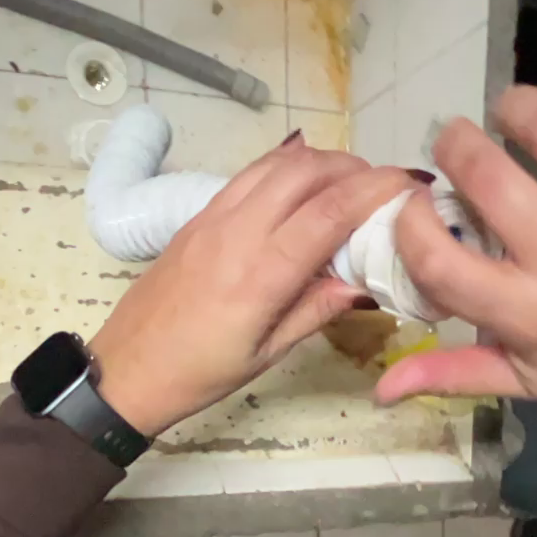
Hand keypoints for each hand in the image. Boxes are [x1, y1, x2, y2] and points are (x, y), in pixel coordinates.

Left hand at [90, 138, 423, 436]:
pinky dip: (284, 167)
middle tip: (382, 186)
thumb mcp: (265, 354)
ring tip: (348, 180)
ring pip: (273, 165)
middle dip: (352, 167)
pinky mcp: (196, 216)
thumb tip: (362, 282)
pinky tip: (301, 181)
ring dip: (319, 162)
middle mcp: (235, 233)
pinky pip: (248, 175)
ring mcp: (211, 218)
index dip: (374, 190)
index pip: (327, 213)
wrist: (126, 368)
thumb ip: (314, 311)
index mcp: (258, 276)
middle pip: (304, 172)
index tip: (410, 184)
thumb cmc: (199, 374)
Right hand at [375, 86, 536, 408]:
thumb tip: (378, 390)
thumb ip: (450, 372)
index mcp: (529, 315)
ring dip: (518, 110)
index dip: (411, 222)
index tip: (416, 207)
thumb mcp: (520, 381)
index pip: (440, 258)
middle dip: (457, 144)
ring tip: (508, 112)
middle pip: (489, 177)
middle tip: (454, 139)